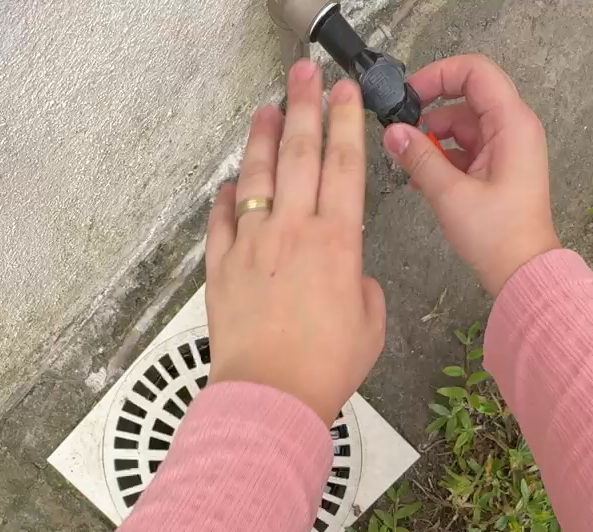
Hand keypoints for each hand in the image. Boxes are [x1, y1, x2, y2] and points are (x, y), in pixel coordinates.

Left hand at [206, 60, 387, 425]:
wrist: (270, 397)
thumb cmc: (323, 369)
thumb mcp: (370, 326)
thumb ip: (364, 287)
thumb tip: (350, 276)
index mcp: (336, 242)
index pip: (343, 164)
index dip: (345, 121)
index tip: (345, 93)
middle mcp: (291, 232)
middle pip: (299, 153)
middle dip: (303, 105)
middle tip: (304, 75)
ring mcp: (251, 246)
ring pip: (256, 175)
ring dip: (262, 137)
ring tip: (266, 109)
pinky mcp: (221, 268)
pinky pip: (222, 219)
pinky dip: (227, 197)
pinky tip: (231, 185)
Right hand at [380, 55, 560, 296]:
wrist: (523, 273)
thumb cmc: (500, 237)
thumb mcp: (451, 194)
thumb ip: (420, 158)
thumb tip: (394, 133)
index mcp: (512, 124)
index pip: (475, 73)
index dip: (439, 75)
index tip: (410, 94)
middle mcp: (514, 131)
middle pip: (466, 101)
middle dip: (432, 115)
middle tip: (402, 136)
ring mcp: (508, 152)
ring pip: (464, 129)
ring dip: (436, 142)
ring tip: (411, 166)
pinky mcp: (500, 172)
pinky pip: (468, 153)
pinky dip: (446, 160)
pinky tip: (424, 181)